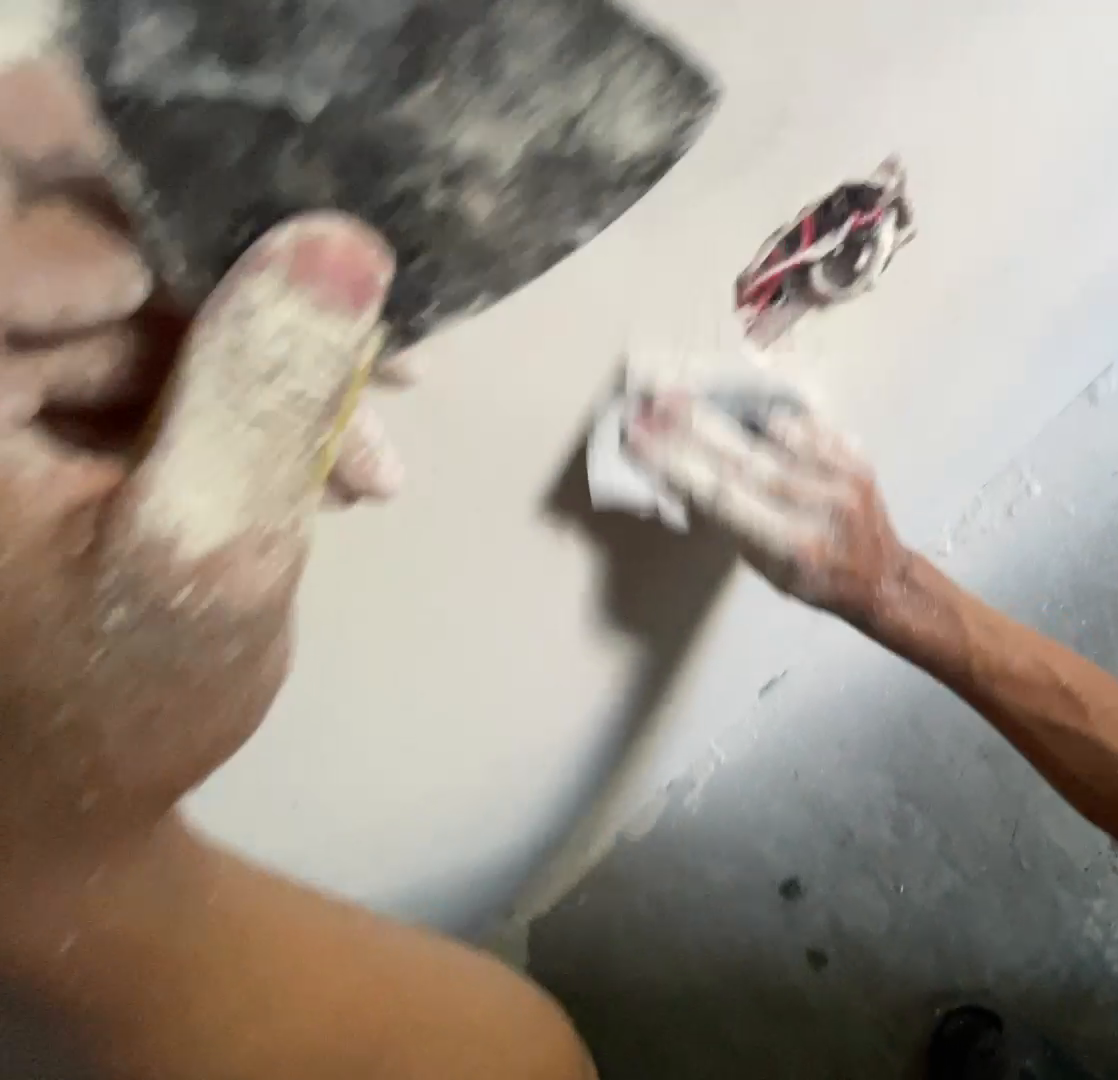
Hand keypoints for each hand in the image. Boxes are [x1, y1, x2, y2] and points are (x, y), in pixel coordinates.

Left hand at [0, 57, 396, 876]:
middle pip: (95, 257)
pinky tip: (335, 470)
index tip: (282, 200)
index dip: (122, 167)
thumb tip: (341, 246)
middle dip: (262, 314)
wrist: (62, 809)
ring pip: (157, 324)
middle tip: (389, 370)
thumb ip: (270, 391)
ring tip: (370, 460)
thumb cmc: (112, 698)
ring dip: (287, 381)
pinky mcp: (50, 425)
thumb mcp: (210, 545)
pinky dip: (267, 413)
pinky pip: (171, 375)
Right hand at [625, 392, 914, 619]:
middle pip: (747, 458)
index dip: (677, 465)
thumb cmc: (816, 579)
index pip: (723, 496)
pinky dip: (781, 420)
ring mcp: (844, 479)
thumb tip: (687, 475)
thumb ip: (732, 524)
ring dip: (740, 418)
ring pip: (782, 433)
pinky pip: (812, 426)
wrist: (882, 576)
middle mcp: (820, 506)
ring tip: (707, 407)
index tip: (640, 439)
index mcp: (792, 543)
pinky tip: (758, 418)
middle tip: (659, 401)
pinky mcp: (859, 460)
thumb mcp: (766, 569)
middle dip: (696, 428)